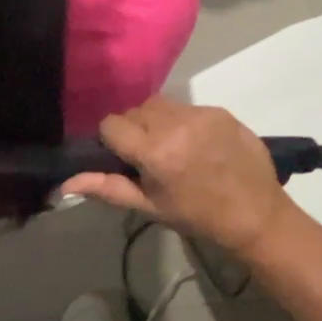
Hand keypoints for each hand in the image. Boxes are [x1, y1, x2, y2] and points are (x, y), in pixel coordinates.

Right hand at [61, 97, 292, 256]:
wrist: (256, 215)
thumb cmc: (197, 216)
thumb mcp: (149, 206)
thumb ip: (107, 188)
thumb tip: (65, 183)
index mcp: (155, 152)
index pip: (111, 124)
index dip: (113, 140)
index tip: (126, 158)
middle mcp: (175, 125)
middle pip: (134, 111)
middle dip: (135, 129)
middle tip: (150, 155)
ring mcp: (200, 115)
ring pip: (159, 105)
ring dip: (157, 121)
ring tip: (173, 146)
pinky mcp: (219, 110)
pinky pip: (186, 107)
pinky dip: (183, 121)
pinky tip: (196, 144)